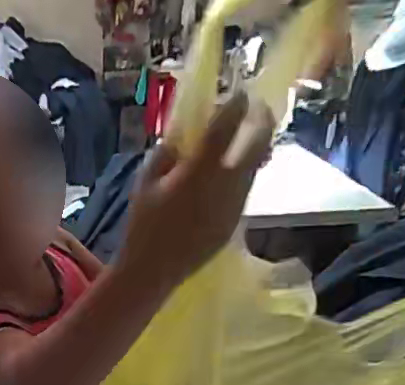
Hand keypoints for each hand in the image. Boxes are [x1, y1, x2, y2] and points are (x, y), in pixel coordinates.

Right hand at [116, 93, 272, 289]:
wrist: (152, 272)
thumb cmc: (142, 227)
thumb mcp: (144, 184)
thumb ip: (165, 154)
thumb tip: (181, 138)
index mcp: (201, 168)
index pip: (229, 121)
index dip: (237, 101)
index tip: (237, 93)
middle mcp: (227, 181)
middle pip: (259, 138)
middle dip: (261, 117)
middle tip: (256, 109)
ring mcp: (235, 202)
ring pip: (255, 165)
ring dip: (253, 148)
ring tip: (243, 142)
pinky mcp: (235, 220)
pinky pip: (243, 190)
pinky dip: (240, 176)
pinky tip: (226, 179)